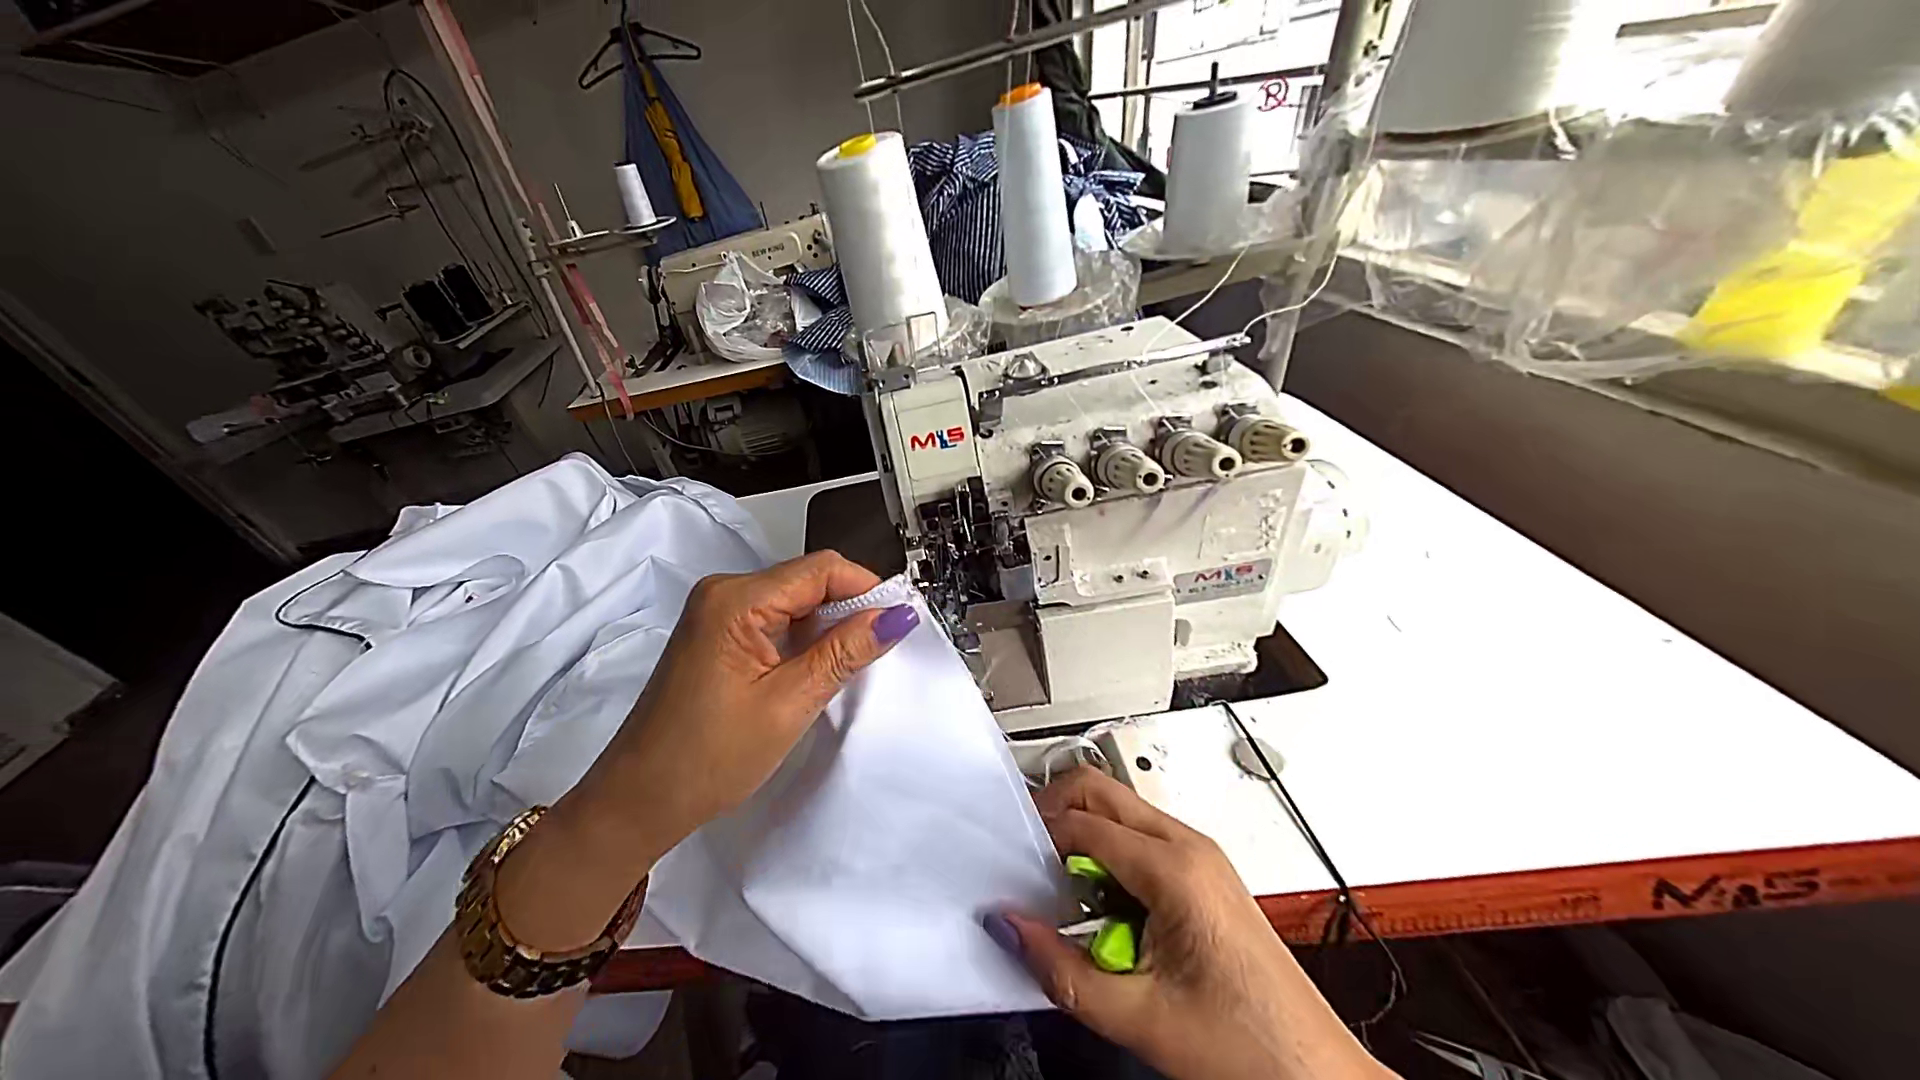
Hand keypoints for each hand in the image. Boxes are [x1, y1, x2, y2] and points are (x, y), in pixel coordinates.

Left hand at [595, 550, 917, 847]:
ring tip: (850, 664)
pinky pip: (777, 618)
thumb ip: (845, 652)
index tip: (897, 618)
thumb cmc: (701, 760)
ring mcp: (718, 613)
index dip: (867, 588)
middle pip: (810, 579)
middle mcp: (722, 594)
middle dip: (851, 608)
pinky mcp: (720, 634)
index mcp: (734, 601)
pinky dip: (806, 638)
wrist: (640, 800)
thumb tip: (892, 617)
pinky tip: (818, 667)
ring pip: (797, 600)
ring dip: (829, 626)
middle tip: (881, 646)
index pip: (822, 568)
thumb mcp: (790, 703)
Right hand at [991, 768, 1391, 1079]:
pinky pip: (1140, 839)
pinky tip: (1106, 910)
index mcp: (1177, 870)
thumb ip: (1060, 969)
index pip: (1082, 823)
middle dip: (1054, 813)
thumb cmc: (1253, 1047)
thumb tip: (1012, 927)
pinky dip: (1109, 858)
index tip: (1011, 861)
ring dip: (1083, 839)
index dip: (1037, 837)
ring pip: (1119, 811)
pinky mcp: (1202, 872)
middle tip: (1026, 858)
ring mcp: (1200, 856)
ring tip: (1069, 899)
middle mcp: (1191, 847)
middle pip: (1100, 790)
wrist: (1314, 1075)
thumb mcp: (1137, 1016)